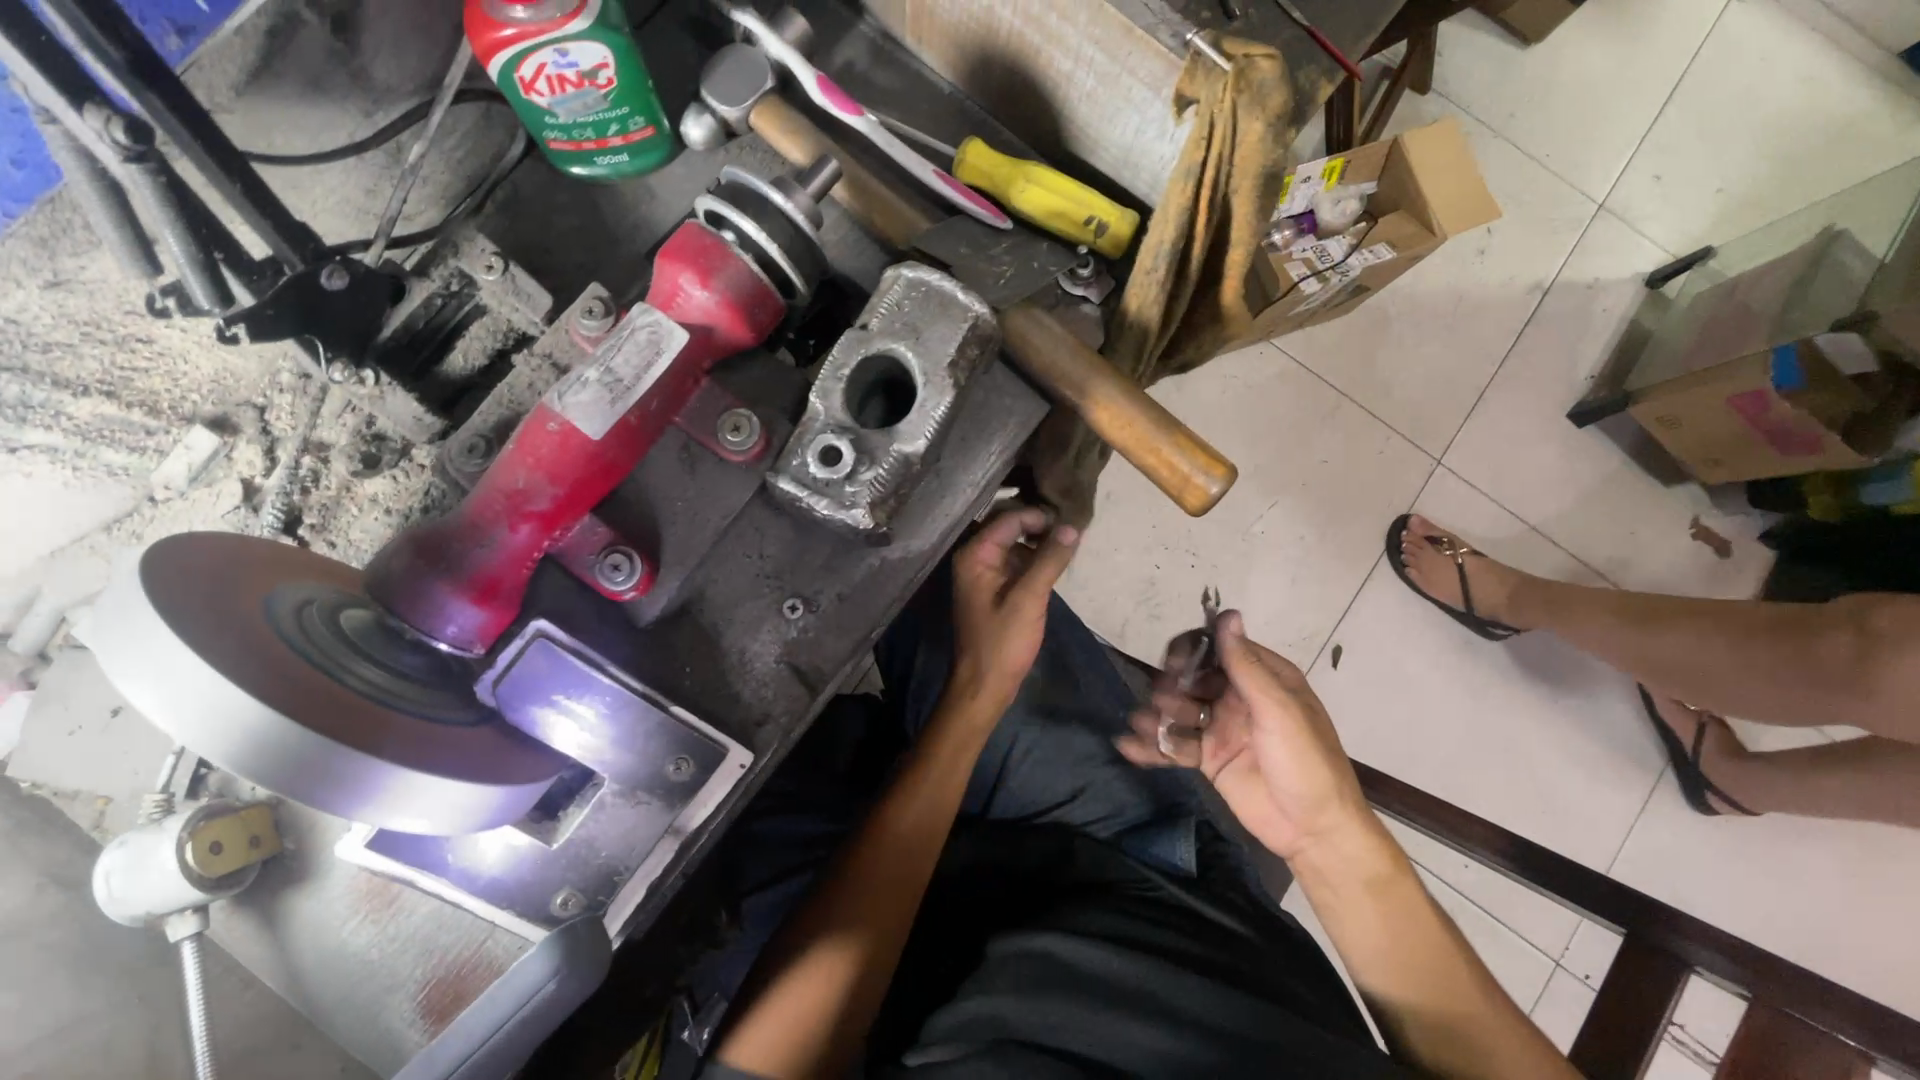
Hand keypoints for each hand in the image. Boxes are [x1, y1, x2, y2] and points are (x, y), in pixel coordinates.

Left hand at [949, 507, 1078, 711]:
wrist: (984, 685)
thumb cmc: (1002, 642)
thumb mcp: (1029, 598)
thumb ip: (1049, 560)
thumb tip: (1072, 527)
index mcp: (974, 555)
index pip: (1009, 518)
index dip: (1039, 516)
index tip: (1071, 520)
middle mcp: (975, 559)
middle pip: (1010, 528)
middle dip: (1040, 526)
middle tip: (1074, 527)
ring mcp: (984, 576)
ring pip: (1015, 546)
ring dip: (1040, 544)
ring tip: (1071, 542)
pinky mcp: (995, 592)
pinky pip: (1016, 565)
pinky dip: (1035, 562)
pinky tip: (1057, 564)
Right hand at [1116, 612, 1371, 861]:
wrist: (1314, 831)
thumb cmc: (1307, 763)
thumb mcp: (1280, 711)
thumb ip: (1247, 666)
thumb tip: (1227, 615)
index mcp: (1264, 679)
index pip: (1219, 649)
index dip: (1193, 652)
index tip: (1175, 666)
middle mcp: (1238, 698)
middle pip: (1192, 679)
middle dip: (1172, 687)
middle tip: (1163, 702)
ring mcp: (1222, 729)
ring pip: (1179, 710)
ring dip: (1158, 715)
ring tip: (1144, 726)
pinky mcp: (1208, 759)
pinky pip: (1175, 745)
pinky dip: (1152, 746)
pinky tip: (1129, 747)